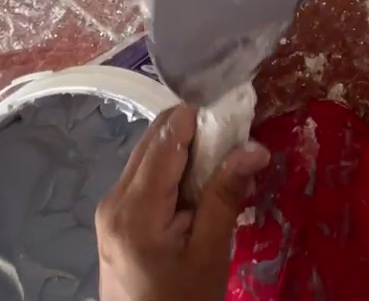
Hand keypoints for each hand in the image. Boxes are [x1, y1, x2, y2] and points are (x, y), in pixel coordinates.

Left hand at [95, 103, 270, 300]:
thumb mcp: (210, 254)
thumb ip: (226, 194)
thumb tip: (256, 145)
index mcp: (134, 208)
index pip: (168, 134)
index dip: (203, 116)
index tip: (240, 114)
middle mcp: (114, 198)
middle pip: (156, 137)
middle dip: (198, 130)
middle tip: (238, 140)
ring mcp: (112, 208)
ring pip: (152, 152)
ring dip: (189, 149)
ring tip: (225, 163)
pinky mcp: (117, 219)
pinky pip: (149, 174)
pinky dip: (177, 168)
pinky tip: (203, 186)